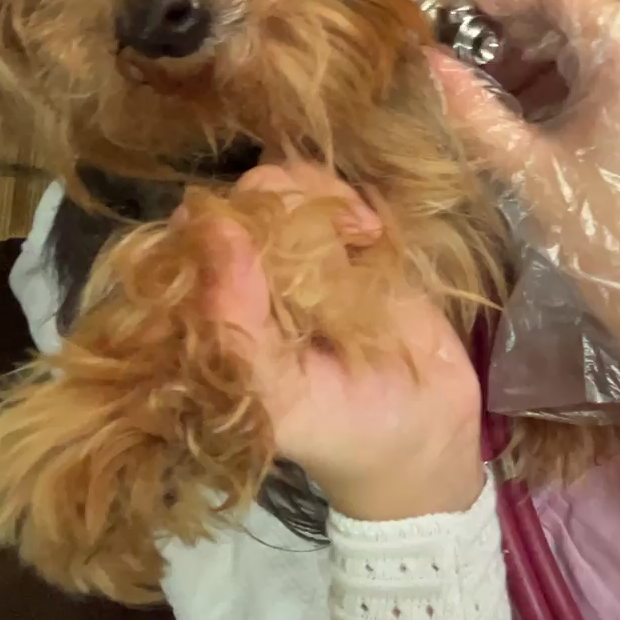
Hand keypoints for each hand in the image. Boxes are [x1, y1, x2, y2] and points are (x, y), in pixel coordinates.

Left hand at [188, 164, 484, 520]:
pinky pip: (328, 194)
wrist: (431, 430)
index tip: (261, 236)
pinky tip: (373, 232)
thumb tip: (213, 228)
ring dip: (320, 196)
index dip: (218, 226)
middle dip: (278, 202)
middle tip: (330, 235)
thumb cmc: (348, 430)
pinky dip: (347, 198)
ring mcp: (300, 259)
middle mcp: (250, 285)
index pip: (188, 248)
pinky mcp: (347, 245)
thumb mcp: (283, 399)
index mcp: (215, 323)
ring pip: (283, 188)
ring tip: (363, 232)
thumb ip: (237, 329)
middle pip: (239, 204)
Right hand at [424, 0, 619, 271]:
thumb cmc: (605, 230)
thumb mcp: (526, 167)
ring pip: (590, 10)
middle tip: (474, 61)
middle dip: (517, 18)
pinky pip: (610, 37)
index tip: (464, 26)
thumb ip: (472, 107)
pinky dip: (567, 56)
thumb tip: (424, 58)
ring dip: (538, 38)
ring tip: (498, 87)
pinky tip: (534, 97)